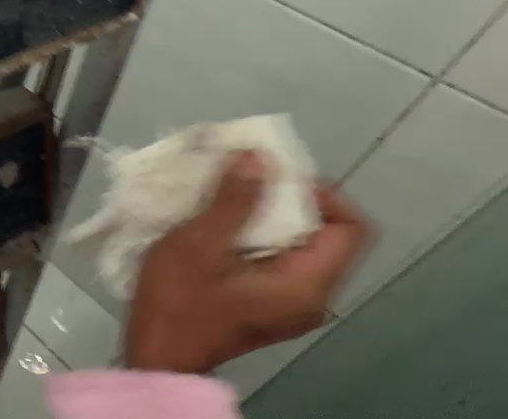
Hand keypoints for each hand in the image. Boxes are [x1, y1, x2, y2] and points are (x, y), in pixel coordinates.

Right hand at [124, 151, 370, 374]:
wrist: (158, 350)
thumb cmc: (179, 298)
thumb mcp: (199, 243)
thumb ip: (232, 201)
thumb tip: (258, 158)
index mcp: (307, 284)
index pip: (349, 228)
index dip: (319, 192)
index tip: (268, 171)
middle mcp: (312, 295)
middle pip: (322, 233)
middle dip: (282, 195)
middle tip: (237, 172)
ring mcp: (290, 302)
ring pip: (296, 244)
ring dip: (263, 211)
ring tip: (220, 190)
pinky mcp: (267, 302)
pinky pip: (276, 256)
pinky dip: (252, 231)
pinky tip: (215, 221)